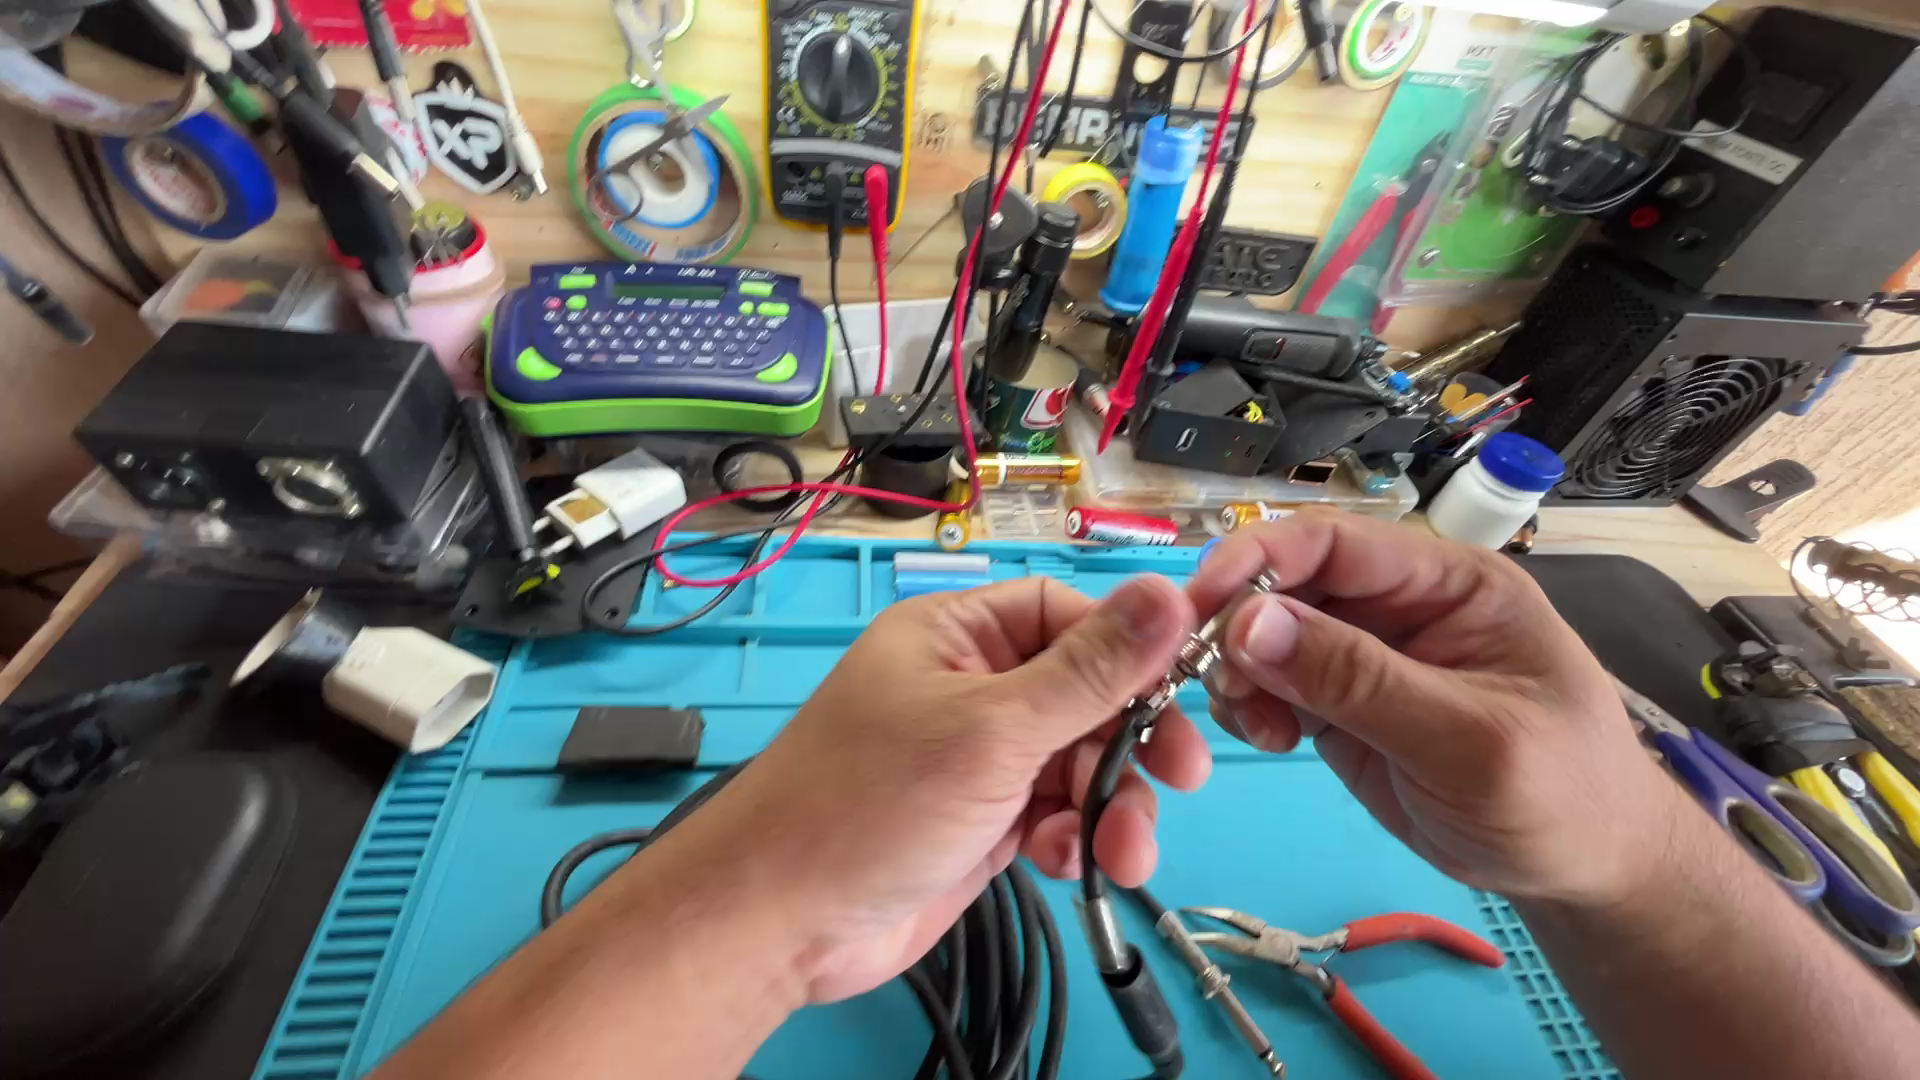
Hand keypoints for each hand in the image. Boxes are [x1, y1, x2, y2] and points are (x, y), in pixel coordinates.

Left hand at [667, 576, 1207, 1003]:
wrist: (782, 923)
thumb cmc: (879, 798)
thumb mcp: (992, 728)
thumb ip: (1088, 671)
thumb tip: (1170, 593)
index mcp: (959, 634)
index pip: (1064, 614)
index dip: (1125, 647)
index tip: (1179, 689)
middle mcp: (973, 685)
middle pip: (1081, 692)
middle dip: (1129, 740)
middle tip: (1184, 776)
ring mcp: (981, 755)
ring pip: (1077, 760)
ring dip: (1109, 803)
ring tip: (1121, 852)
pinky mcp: (987, 817)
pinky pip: (1054, 811)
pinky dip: (1072, 835)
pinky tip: (1063, 861)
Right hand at [1188, 513, 1677, 904]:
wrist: (1579, 874)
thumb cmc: (1559, 798)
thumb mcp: (1467, 740)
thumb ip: (1357, 679)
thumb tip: (1245, 624)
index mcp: (1441, 580)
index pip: (1330, 540)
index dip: (1256, 559)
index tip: (1195, 605)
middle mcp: (1389, 602)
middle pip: (1281, 583)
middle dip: (1235, 625)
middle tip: (1212, 681)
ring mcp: (1356, 650)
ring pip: (1260, 631)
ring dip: (1236, 670)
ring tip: (1255, 725)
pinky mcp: (1330, 695)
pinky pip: (1263, 678)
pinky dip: (1245, 702)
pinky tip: (1267, 737)